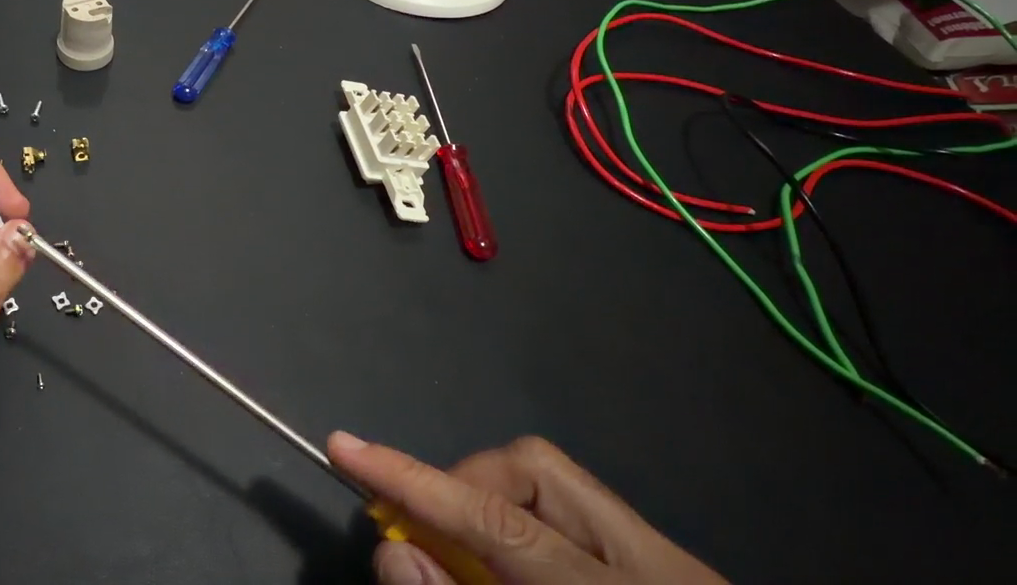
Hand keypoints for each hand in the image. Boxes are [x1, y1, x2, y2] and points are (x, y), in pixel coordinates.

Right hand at [327, 432, 726, 584]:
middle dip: (462, 488)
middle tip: (426, 542)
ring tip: (470, 563)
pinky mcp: (672, 572)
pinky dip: (525, 532)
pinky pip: (574, 517)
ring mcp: (673, 565)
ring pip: (554, 481)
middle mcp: (657, 571)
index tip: (343, 446)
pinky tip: (511, 575)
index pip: (496, 526)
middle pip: (534, 470)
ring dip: (491, 507)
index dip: (412, 482)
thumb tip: (393, 550)